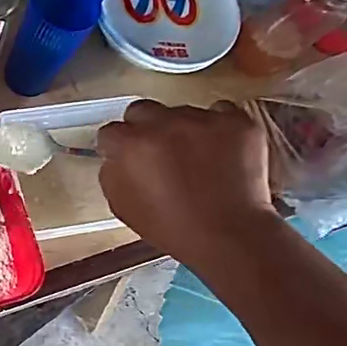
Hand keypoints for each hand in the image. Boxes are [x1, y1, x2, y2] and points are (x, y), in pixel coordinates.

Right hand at [96, 99, 280, 266]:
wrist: (228, 234)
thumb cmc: (171, 227)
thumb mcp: (122, 206)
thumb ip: (112, 172)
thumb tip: (115, 157)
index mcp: (131, 145)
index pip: (110, 131)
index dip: (115, 146)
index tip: (122, 155)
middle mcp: (164, 124)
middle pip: (141, 110)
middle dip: (143, 127)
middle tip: (155, 150)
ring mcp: (203, 119)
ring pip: (181, 111)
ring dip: (181, 129)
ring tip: (194, 157)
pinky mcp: (236, 121)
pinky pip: (220, 112)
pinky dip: (216, 127)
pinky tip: (218, 150)